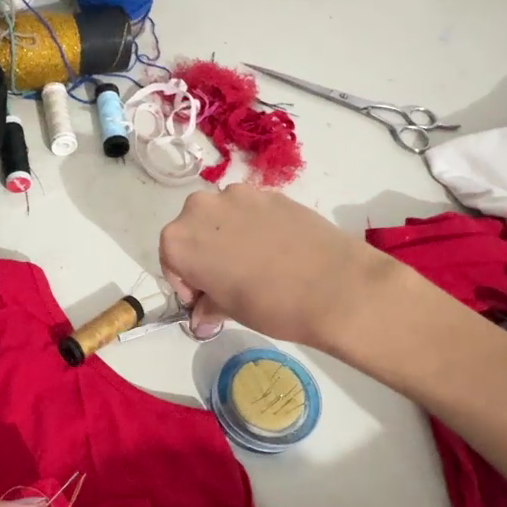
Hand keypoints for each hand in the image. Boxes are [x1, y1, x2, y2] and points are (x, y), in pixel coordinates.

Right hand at [159, 186, 398, 345]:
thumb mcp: (230, 311)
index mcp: (179, 240)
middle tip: (227, 282)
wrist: (335, 286)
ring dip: (227, 238)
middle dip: (203, 255)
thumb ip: (209, 306)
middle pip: (192, 232)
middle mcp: (201, 208)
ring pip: (221, 218)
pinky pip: (249, 211)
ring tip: (254, 265)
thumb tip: (203, 314)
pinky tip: (276, 251)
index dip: (187, 285)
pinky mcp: (271, 192)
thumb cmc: (269, 304)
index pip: (171, 263)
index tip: (205, 301)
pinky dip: (253, 228)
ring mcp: (238, 195)